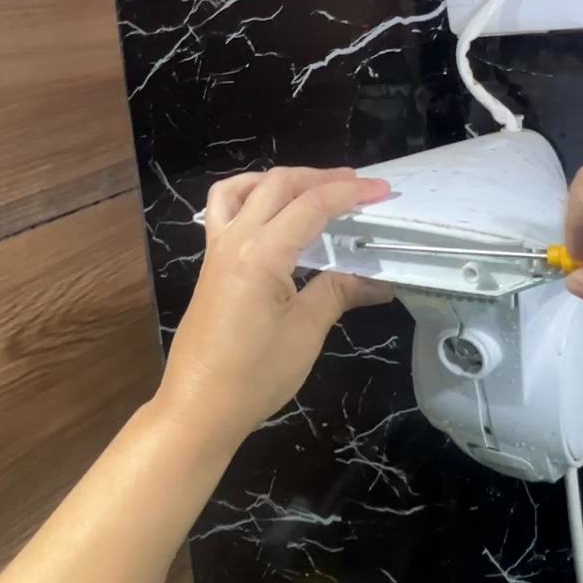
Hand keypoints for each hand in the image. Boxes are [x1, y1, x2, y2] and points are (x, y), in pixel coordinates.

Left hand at [152, 167, 392, 446]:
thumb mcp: (305, 332)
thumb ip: (338, 292)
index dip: (349, 193)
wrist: (200, 405)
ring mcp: (217, 247)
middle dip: (321, 178)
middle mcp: (235, 238)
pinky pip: (222, 208)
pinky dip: (247, 193)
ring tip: (314, 189)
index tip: (382, 190)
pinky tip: (268, 209)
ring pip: (246, 187)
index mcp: (261, 253)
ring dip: (282, 180)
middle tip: (357, 186)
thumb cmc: (254, 374)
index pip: (311, 205)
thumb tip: (377, 281)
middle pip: (278, 184)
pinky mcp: (211, 261)